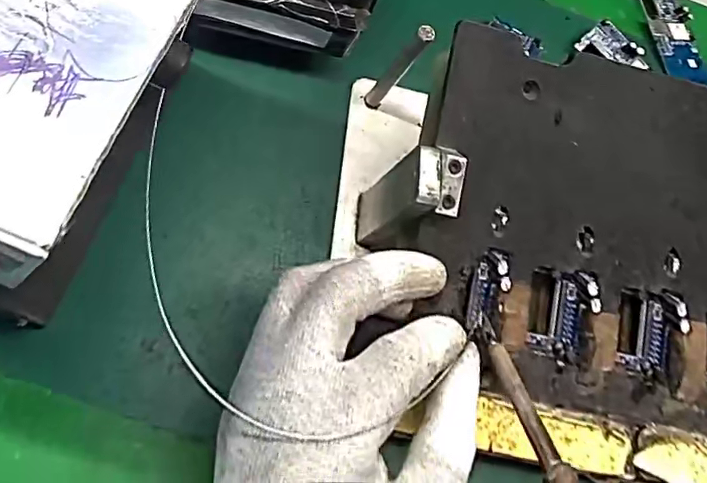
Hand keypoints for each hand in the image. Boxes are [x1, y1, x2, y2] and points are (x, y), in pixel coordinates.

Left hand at [216, 251, 479, 482]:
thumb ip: (446, 436)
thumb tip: (464, 365)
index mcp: (332, 429)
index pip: (399, 354)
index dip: (441, 336)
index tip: (458, 337)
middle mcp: (285, 391)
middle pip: (338, 292)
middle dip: (394, 271)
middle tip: (432, 275)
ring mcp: (254, 381)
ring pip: (299, 285)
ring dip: (352, 271)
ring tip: (394, 284)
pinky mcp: (242, 383)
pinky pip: (280, 307)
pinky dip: (321, 290)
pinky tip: (353, 306)